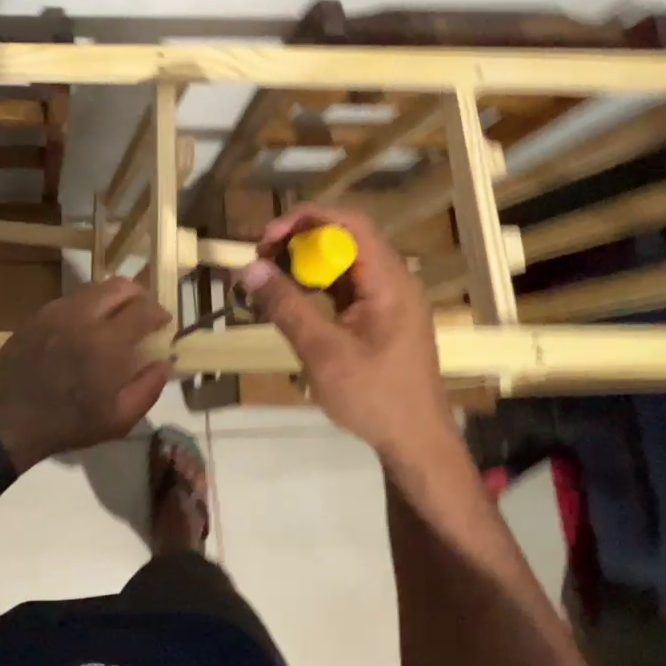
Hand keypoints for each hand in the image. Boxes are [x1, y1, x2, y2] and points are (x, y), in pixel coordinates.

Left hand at [0, 278, 172, 467]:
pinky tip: (86, 325)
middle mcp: (84, 317)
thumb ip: (148, 388)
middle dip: (139, 295)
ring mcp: (58, 311)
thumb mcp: (118, 420)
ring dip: (113, 297)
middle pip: (121, 286)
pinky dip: (88, 304)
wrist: (9, 419)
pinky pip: (72, 298)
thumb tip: (164, 361)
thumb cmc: (68, 424)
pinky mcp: (39, 313)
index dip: (160, 312)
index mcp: (108, 344)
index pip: (144, 309)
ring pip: (95, 287)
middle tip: (142, 313)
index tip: (164, 323)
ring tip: (116, 317)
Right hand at [239, 204, 453, 455]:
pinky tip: (291, 300)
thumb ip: (287, 306)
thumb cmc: (375, 398)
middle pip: (344, 238)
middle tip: (261, 259)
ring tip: (268, 277)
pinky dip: (315, 284)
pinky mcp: (379, 316)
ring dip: (304, 262)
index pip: (350, 224)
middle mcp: (393, 280)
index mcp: (390, 281)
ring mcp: (388, 299)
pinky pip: (344, 284)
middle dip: (298, 240)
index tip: (268, 237)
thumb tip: (248, 268)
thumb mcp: (324, 353)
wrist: (417, 445)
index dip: (305, 219)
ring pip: (341, 261)